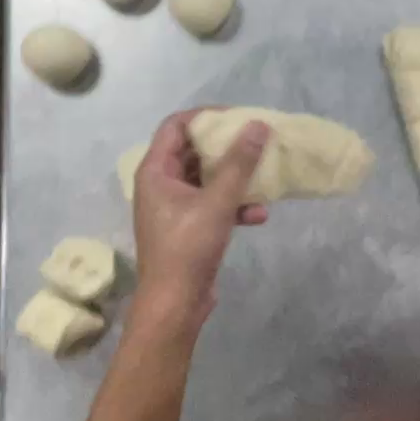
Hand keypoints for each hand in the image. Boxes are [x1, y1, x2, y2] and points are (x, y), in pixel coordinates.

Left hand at [131, 109, 269, 333]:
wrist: (175, 304)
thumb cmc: (188, 247)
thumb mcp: (217, 202)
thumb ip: (239, 163)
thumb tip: (258, 126)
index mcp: (156, 171)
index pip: (176, 126)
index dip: (206, 116)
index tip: (238, 117)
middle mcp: (162, 184)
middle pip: (194, 150)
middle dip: (227, 146)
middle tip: (256, 140)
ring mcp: (175, 207)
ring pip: (208, 178)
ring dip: (235, 177)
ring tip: (263, 176)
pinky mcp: (190, 227)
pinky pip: (214, 203)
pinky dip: (234, 205)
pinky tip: (259, 215)